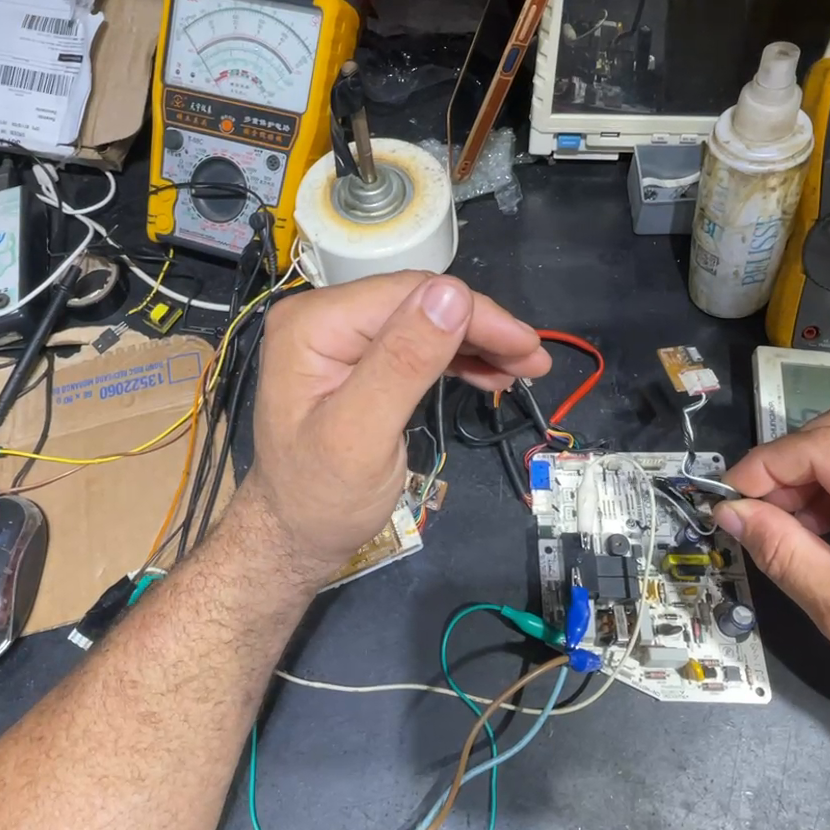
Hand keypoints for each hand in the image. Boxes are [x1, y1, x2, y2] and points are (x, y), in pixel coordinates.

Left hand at [242, 272, 550, 580]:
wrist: (295, 536)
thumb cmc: (321, 498)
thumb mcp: (361, 435)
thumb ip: (403, 363)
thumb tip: (453, 293)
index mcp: (314, 323)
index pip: (409, 294)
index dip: (474, 314)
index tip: (527, 346)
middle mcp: (323, 317)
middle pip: (420, 303)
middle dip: (481, 327)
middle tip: (535, 360)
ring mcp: (340, 338)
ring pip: (425, 321)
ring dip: (476, 342)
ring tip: (525, 368)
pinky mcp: (358, 361)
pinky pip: (416, 345)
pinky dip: (457, 357)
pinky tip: (491, 373)